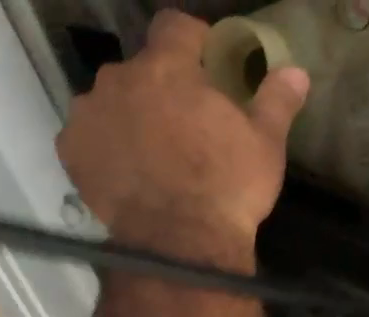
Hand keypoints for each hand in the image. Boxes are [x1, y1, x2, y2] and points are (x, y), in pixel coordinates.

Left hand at [57, 10, 308, 255]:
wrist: (181, 238)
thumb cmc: (230, 184)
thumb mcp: (267, 145)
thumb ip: (276, 101)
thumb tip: (296, 71)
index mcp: (168, 70)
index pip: (175, 27)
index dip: (196, 37)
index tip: (211, 57)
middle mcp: (119, 78)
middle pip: (143, 69)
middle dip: (166, 87)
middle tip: (193, 122)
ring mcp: (90, 111)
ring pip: (115, 101)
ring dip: (136, 116)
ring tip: (163, 154)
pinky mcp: (72, 147)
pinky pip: (93, 135)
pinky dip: (113, 147)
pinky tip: (137, 173)